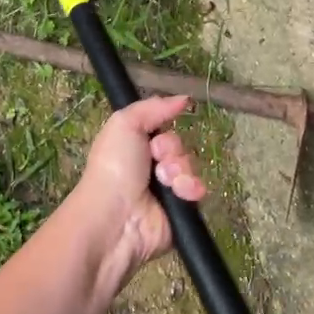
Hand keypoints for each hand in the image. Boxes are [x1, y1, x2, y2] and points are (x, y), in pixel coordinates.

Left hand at [72, 96, 208, 282]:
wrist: (117, 215)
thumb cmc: (115, 164)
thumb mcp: (125, 122)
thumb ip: (154, 107)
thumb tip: (184, 99)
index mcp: (135, 145)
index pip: (164, 130)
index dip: (163, 132)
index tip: (154, 138)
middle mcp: (151, 165)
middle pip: (179, 147)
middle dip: (171, 150)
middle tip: (156, 161)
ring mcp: (167, 189)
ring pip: (190, 167)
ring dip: (179, 170)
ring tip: (164, 180)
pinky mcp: (181, 210)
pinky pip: (197, 190)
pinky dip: (190, 188)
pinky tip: (179, 192)